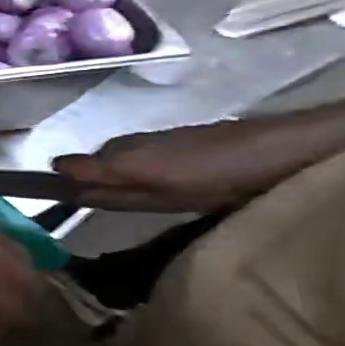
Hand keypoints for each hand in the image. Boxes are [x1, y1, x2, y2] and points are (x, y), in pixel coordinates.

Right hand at [52, 123, 257, 212]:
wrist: (279, 149)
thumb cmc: (220, 180)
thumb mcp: (163, 197)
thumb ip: (112, 193)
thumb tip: (65, 187)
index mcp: (117, 157)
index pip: (69, 166)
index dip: (65, 182)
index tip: (70, 202)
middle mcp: (123, 142)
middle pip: (92, 163)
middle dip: (95, 182)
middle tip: (117, 208)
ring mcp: (148, 138)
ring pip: (116, 160)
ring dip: (121, 177)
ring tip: (145, 199)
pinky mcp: (170, 137)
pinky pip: (138, 155)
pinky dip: (141, 170)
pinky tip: (167, 185)